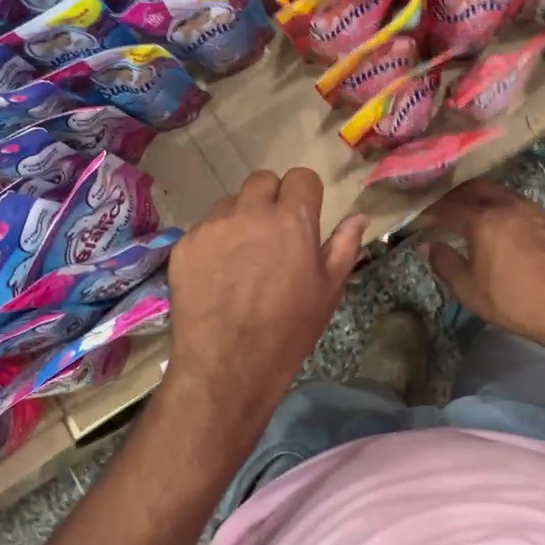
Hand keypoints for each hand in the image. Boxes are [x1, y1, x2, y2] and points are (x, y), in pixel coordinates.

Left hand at [161, 169, 367, 445]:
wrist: (226, 367)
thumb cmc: (287, 332)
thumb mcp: (328, 291)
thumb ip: (344, 246)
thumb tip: (358, 216)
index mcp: (292, 221)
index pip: (301, 177)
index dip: (305, 195)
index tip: (304, 217)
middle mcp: (250, 213)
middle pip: (263, 181)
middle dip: (271, 199)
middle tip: (273, 235)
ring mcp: (213, 226)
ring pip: (231, 202)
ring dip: (240, 218)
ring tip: (242, 258)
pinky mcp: (185, 244)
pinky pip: (204, 228)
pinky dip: (214, 242)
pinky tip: (217, 275)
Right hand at [416, 179, 544, 352]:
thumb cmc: (515, 302)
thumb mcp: (469, 291)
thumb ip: (445, 264)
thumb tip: (428, 245)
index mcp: (484, 221)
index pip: (450, 208)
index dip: (433, 211)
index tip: (422, 218)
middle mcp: (510, 208)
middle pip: (479, 188)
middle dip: (459, 195)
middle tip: (448, 207)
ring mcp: (537, 212)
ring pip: (505, 196)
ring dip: (487, 201)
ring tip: (478, 218)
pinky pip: (526, 209)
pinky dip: (510, 213)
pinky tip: (511, 232)